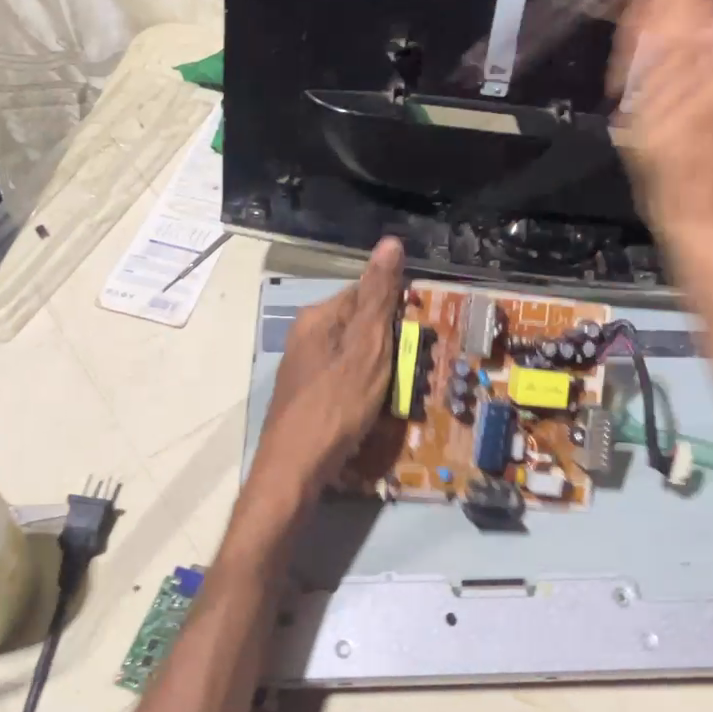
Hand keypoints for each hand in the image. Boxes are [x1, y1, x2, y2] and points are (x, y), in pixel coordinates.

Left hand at [256, 237, 405, 484]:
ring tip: (398, 395)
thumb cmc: (335, 405)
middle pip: (361, 326)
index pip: (366, 294)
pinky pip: (346, 381)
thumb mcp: (367, 347)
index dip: (396, 312)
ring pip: (356, 357)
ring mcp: (305, 368)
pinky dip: (365, 392)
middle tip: (411, 371)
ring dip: (381, 372)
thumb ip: (379, 297)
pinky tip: (374, 412)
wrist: (295, 470)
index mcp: (318, 316)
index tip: (417, 336)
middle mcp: (307, 335)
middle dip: (390, 346)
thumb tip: (390, 241)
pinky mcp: (308, 397)